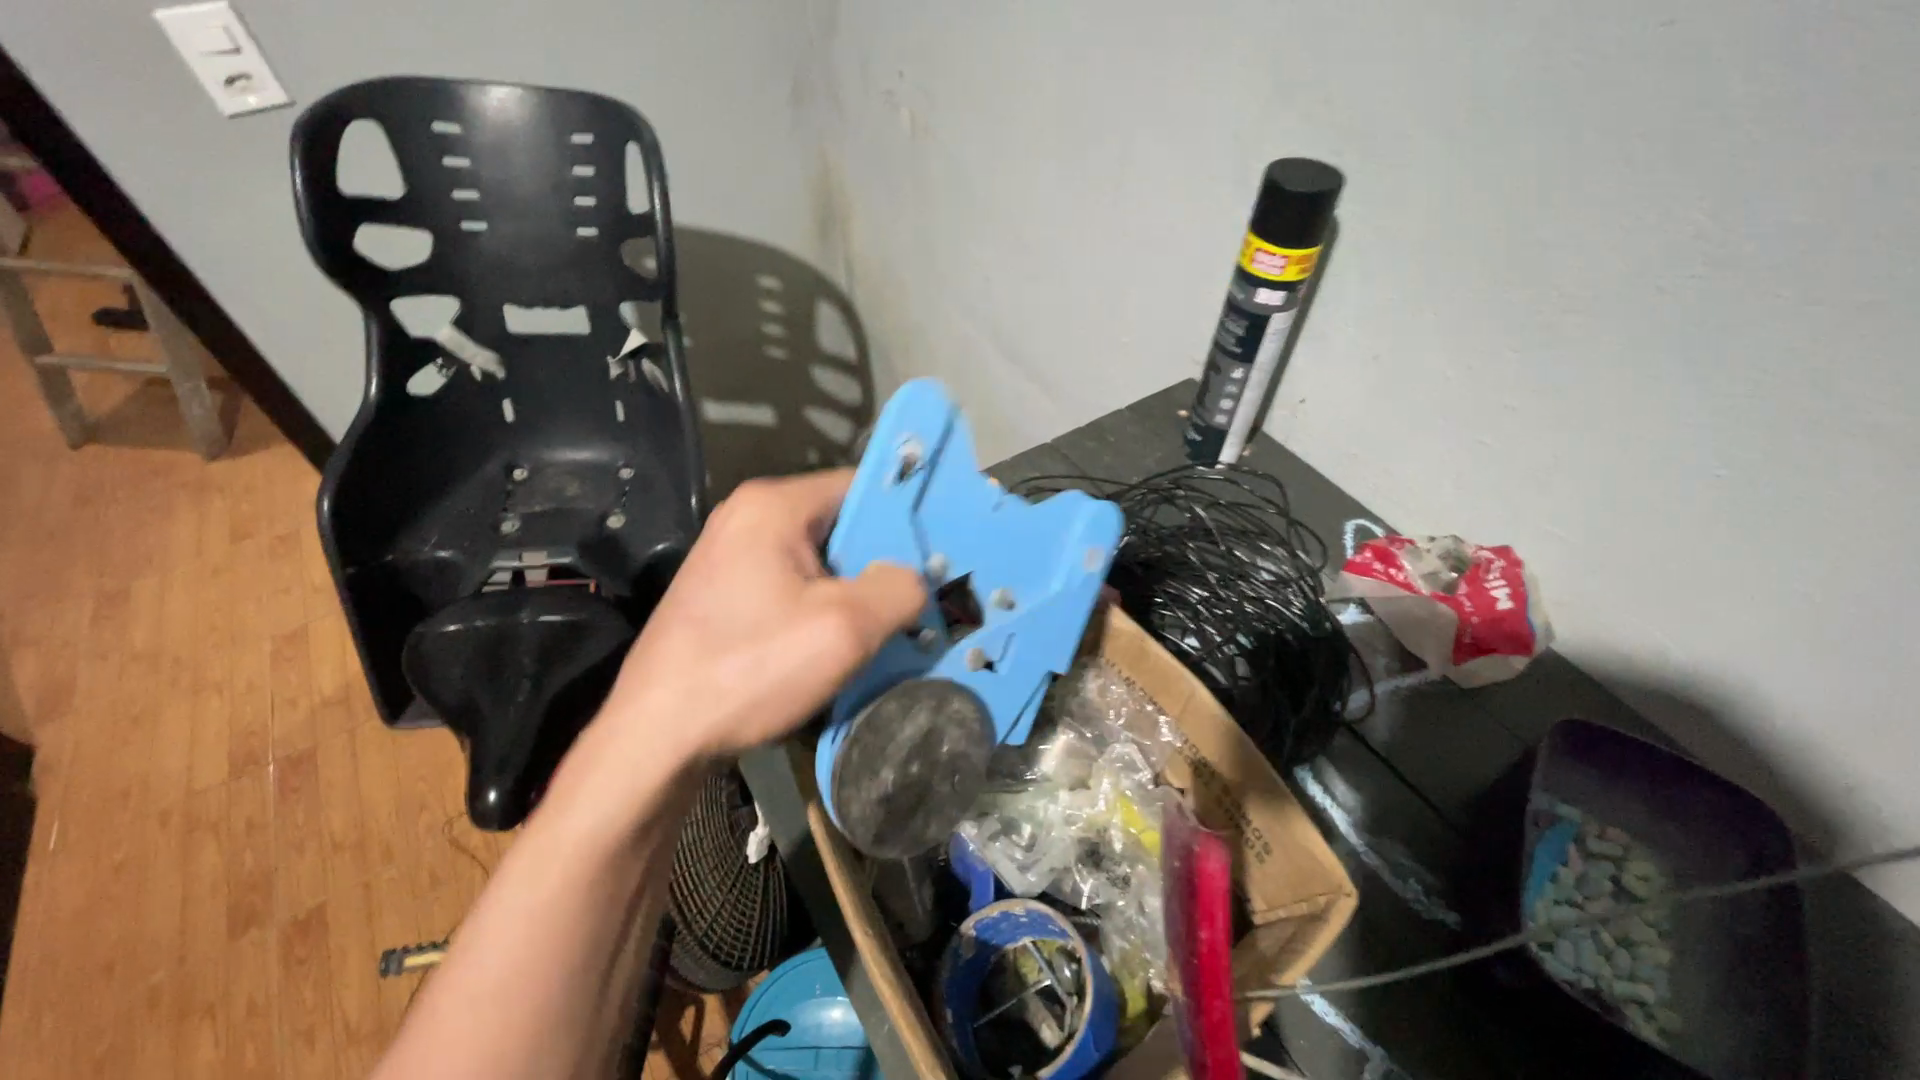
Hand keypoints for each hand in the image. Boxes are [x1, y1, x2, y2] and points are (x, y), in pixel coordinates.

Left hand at [590, 469, 925, 764]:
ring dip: (851, 593)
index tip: (938, 559)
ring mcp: (728, 555)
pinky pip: (790, 586)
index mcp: (773, 505)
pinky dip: (819, 609)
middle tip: (917, 603)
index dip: (906, 521)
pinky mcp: (722, 593)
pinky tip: (834, 647)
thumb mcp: (844, 628)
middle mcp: (747, 516)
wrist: (655, 736)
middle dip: (880, 564)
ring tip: (882, 631)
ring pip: (817, 561)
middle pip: (840, 525)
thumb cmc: (750, 669)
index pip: (862, 487)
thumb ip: (899, 589)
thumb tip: (914, 577)